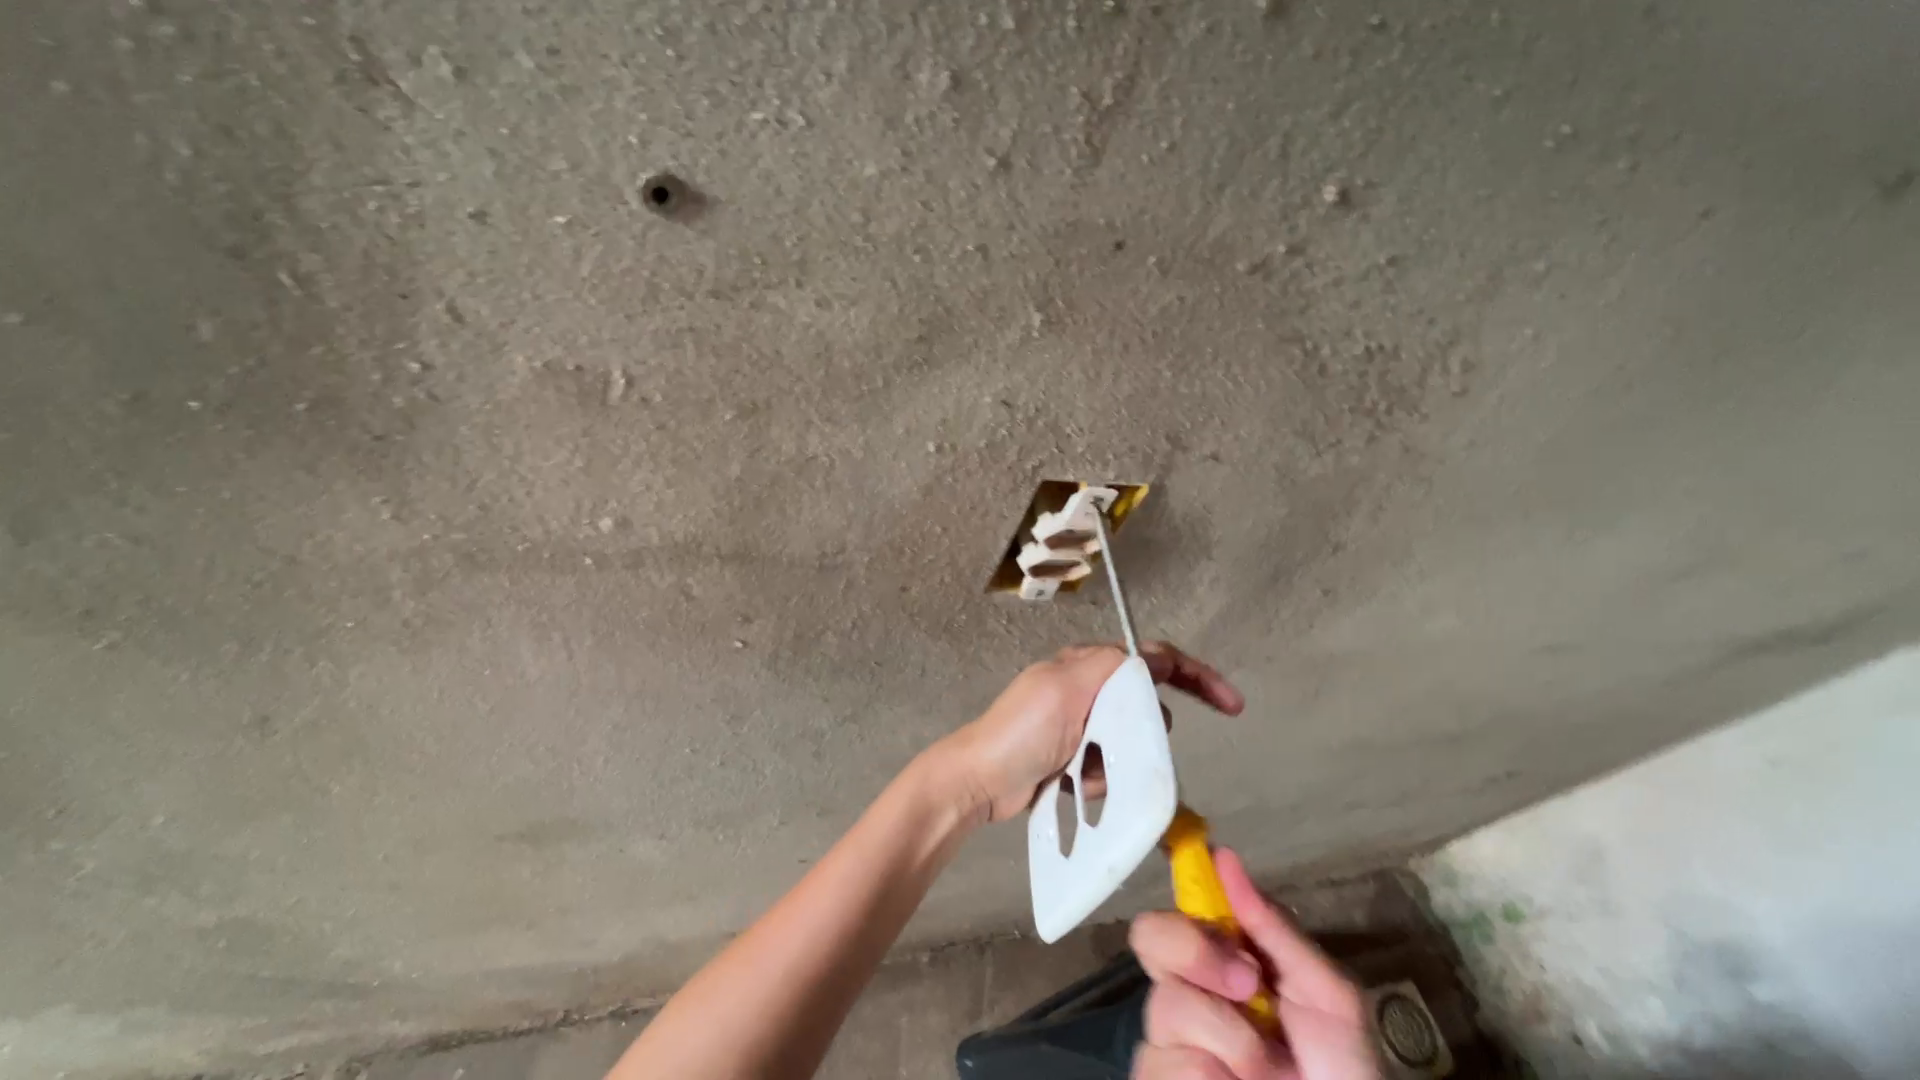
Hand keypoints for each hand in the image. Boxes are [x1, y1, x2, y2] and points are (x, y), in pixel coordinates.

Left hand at [933, 641, 1243, 824]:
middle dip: (1143, 733)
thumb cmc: (1021, 731)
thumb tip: (1156, 656)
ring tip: (1082, 770)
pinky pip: (1107, 766)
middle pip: (1144, 705)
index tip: (1231, 706)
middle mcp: (1086, 688)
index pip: (1154, 659)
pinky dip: (1098, 777)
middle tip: (1117, 751)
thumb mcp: (1066, 688)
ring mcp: (1078, 724)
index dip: (1196, 676)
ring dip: (1116, 761)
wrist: (978, 780)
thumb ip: (1112, 669)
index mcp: (1086, 665)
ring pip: (1129, 741)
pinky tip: (1071, 784)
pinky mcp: (1071, 756)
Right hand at [1130, 849, 1380, 1079]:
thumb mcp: (1327, 994)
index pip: (1173, 916)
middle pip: (1148, 938)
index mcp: (1219, 963)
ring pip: (1165, 1007)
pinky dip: (1212, 1078)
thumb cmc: (1342, 1067)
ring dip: (1230, 1040)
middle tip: (1248, 990)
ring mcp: (1166, 1041)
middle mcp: (1185, 993)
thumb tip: (1223, 855)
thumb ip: (1275, 927)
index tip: (1232, 943)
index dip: (1189, 918)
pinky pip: (1160, 1063)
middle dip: (1197, 956)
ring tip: (1265, 1071)